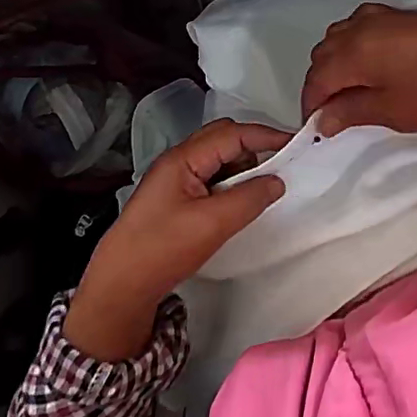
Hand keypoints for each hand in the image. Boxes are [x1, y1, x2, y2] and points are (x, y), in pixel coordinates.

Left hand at [63, 119, 289, 360]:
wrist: (121, 283)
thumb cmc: (163, 248)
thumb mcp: (212, 224)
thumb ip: (248, 199)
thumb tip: (277, 181)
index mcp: (183, 158)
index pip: (231, 133)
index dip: (265, 135)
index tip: (295, 143)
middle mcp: (178, 161)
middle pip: (223, 139)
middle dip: (254, 146)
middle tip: (283, 164)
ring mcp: (176, 179)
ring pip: (218, 159)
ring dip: (243, 166)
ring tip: (267, 184)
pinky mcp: (177, 198)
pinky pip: (211, 178)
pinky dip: (232, 183)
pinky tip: (244, 199)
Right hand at [301, 4, 416, 141]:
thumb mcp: (390, 111)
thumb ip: (350, 112)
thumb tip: (322, 120)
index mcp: (349, 54)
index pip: (314, 82)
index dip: (311, 107)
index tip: (317, 129)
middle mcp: (355, 29)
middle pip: (321, 57)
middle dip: (321, 85)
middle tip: (336, 113)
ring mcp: (376, 17)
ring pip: (336, 39)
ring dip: (335, 64)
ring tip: (352, 89)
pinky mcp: (396, 13)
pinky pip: (357, 27)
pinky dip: (352, 46)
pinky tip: (371, 63)